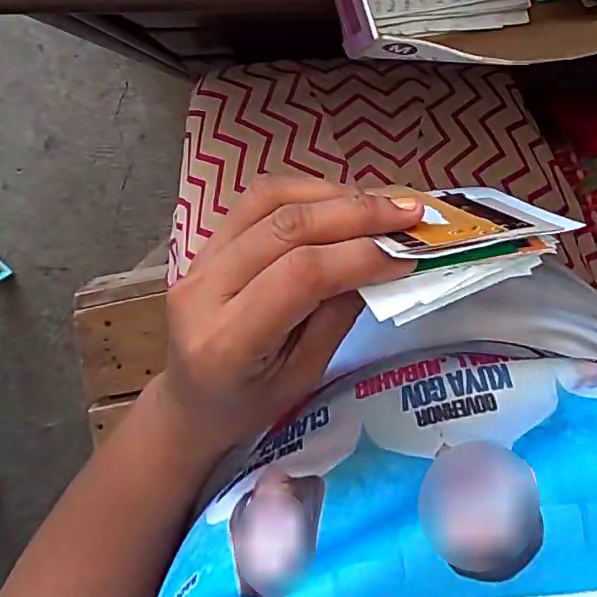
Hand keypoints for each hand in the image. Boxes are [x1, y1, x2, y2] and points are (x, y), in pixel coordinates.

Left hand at [154, 176, 419, 454]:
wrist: (187, 402)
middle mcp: (204, 289)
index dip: (360, 255)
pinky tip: (339, 199)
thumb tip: (382, 257)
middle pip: (286, 226)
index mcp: (227, 341)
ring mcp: (198, 258)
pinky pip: (257, 199)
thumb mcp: (302, 377)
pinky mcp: (205, 241)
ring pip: (269, 199)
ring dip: (332, 193)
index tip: (409, 253)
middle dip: (356, 212)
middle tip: (409, 212)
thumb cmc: (248, 405)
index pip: (300, 275)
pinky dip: (305, 191)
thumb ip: (337, 314)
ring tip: (379, 202)